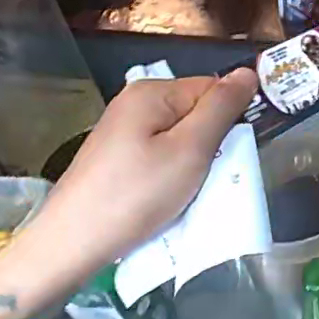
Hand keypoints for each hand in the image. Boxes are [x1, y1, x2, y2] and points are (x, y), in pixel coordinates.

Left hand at [36, 72, 257, 266]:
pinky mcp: (116, 155)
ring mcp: (123, 129)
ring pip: (182, 135)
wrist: (69, 247)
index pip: (214, 88)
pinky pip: (162, 152)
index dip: (228, 119)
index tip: (228, 152)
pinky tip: (166, 195)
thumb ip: (222, 107)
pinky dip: (172, 171)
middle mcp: (135, 102)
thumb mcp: (191, 149)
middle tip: (207, 174)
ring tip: (186, 189)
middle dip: (210, 141)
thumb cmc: (136, 195)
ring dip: (194, 160)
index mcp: (152, 92)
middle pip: (197, 111)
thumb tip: (249, 72)